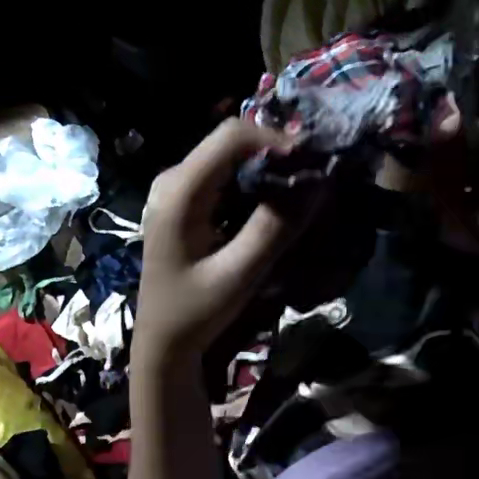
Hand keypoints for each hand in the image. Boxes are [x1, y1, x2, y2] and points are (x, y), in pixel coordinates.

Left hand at [132, 119, 306, 366]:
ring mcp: (178, 188)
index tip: (313, 164)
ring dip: (268, 167)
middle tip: (314, 177)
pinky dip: (255, 182)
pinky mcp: (187, 201)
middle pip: (231, 142)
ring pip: (231, 157)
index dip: (276, 141)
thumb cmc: (194, 312)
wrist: (163, 341)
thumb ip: (274, 229)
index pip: (231, 137)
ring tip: (302, 189)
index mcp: (179, 192)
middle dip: (276, 153)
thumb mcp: (238, 275)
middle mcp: (173, 179)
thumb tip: (315, 184)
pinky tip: (276, 203)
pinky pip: (226, 176)